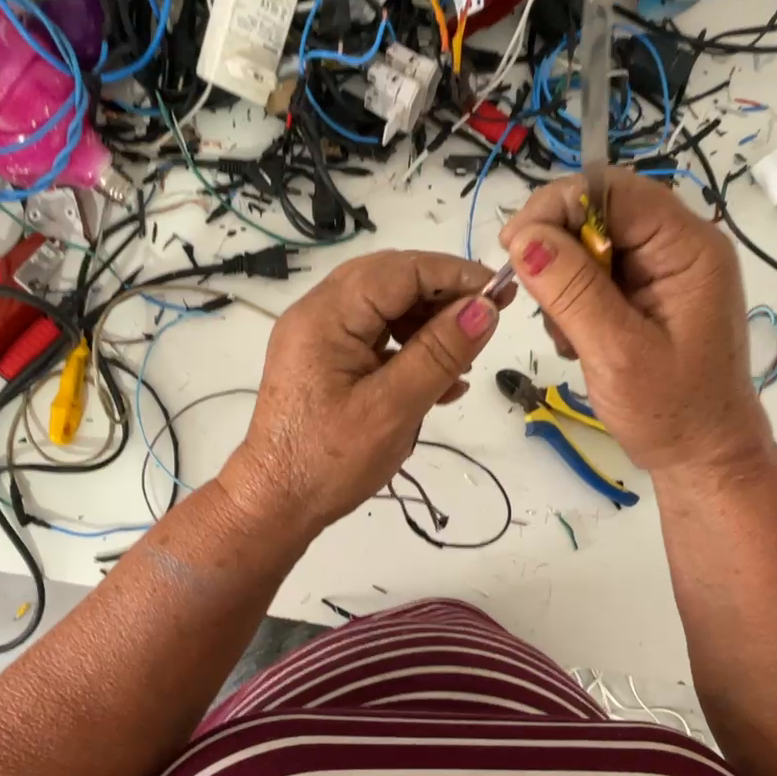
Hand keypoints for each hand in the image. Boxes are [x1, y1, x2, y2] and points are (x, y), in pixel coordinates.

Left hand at [221, 250, 511, 529]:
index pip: (400, 269)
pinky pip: (375, 341)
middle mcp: (318, 315)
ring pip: (386, 311)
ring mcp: (320, 340)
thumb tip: (485, 308)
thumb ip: (440, 353)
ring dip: (429, 328)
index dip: (454, 275)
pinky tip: (442, 383)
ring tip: (465, 360)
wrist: (275, 505)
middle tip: (489, 320)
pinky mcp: (326, 365)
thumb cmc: (329, 462)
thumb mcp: (393, 408)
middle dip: (443, 298)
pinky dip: (410, 352)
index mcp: (326, 315)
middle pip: (391, 283)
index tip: (501, 292)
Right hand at [498, 174, 772, 474]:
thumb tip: (524, 239)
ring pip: (593, 245)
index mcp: (689, 249)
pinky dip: (574, 301)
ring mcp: (666, 272)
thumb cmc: (670, 413)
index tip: (513, 246)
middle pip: (603, 212)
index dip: (558, 207)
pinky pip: (599, 276)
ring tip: (563, 333)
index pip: (614, 193)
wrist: (703, 458)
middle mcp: (680, 248)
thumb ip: (572, 292)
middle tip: (529, 292)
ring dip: (562, 280)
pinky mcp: (650, 296)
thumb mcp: (617, 353)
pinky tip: (575, 338)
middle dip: (557, 247)